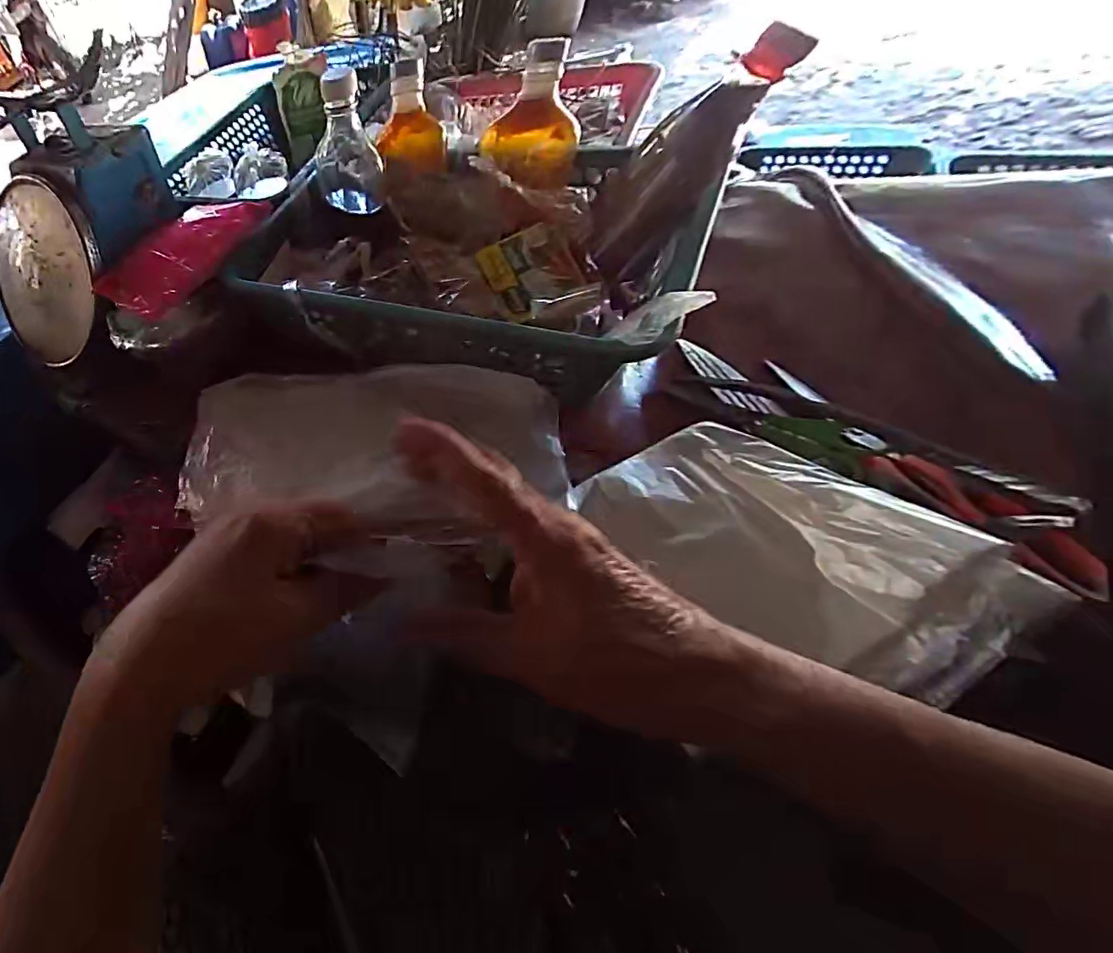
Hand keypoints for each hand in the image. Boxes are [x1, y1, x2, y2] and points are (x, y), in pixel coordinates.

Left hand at [91, 502, 379, 715]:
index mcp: (269, 518)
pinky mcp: (211, 552)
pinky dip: (287, 566)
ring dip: (314, 560)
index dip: (372, 538)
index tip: (398, 565)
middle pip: (310, 521)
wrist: (145, 658)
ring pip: (287, 537)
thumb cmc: (225, 636)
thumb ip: (342, 590)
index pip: (338, 514)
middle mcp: (245, 511)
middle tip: (371, 585)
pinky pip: (263, 549)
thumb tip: (382, 574)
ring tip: (339, 594)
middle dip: (342, 550)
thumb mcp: (295, 618)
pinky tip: (297, 593)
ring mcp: (223, 529)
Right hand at [394, 417, 770, 741]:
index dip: (442, 452)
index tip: (403, 430)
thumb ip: (465, 635)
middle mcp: (555, 524)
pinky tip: (463, 521)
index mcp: (544, 538)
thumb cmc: (625, 665)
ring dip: (464, 476)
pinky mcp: (575, 555)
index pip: (484, 481)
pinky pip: (516, 515)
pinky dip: (482, 504)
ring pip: (507, 491)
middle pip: (495, 473)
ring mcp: (568, 537)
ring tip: (418, 474)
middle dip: (446, 453)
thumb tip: (401, 623)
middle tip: (399, 445)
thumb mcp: (534, 658)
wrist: (713, 681)